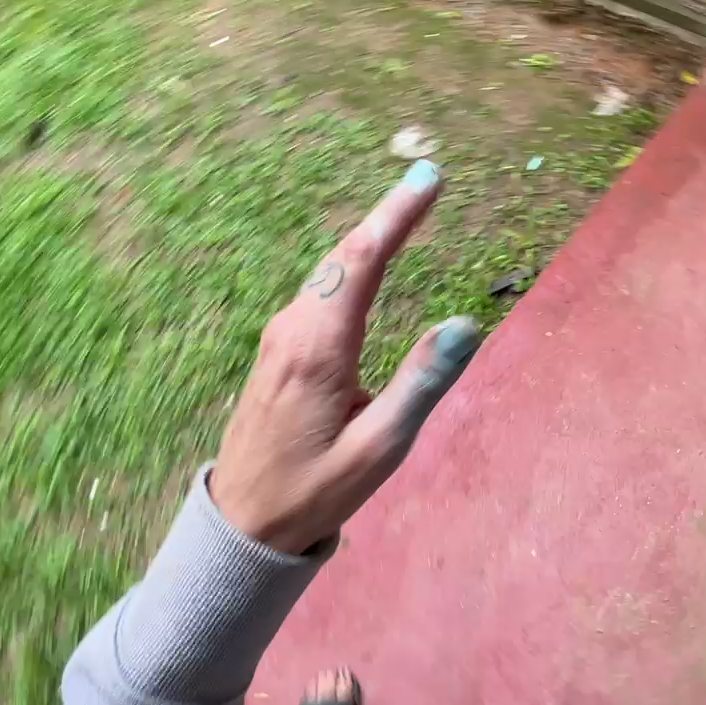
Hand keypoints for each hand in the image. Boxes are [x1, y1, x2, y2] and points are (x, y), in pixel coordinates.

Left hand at [209, 160, 482, 553]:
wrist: (239, 525)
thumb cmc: (315, 490)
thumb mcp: (378, 448)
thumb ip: (421, 383)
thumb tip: (466, 324)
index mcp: (319, 346)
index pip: (363, 258)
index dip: (398, 214)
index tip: (429, 179)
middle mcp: (294, 327)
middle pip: (345, 253)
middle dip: (388, 214)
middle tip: (428, 181)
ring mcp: (280, 334)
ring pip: (331, 268)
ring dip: (370, 235)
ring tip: (408, 210)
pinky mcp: (279, 346)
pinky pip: (322, 288)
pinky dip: (353, 262)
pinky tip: (369, 260)